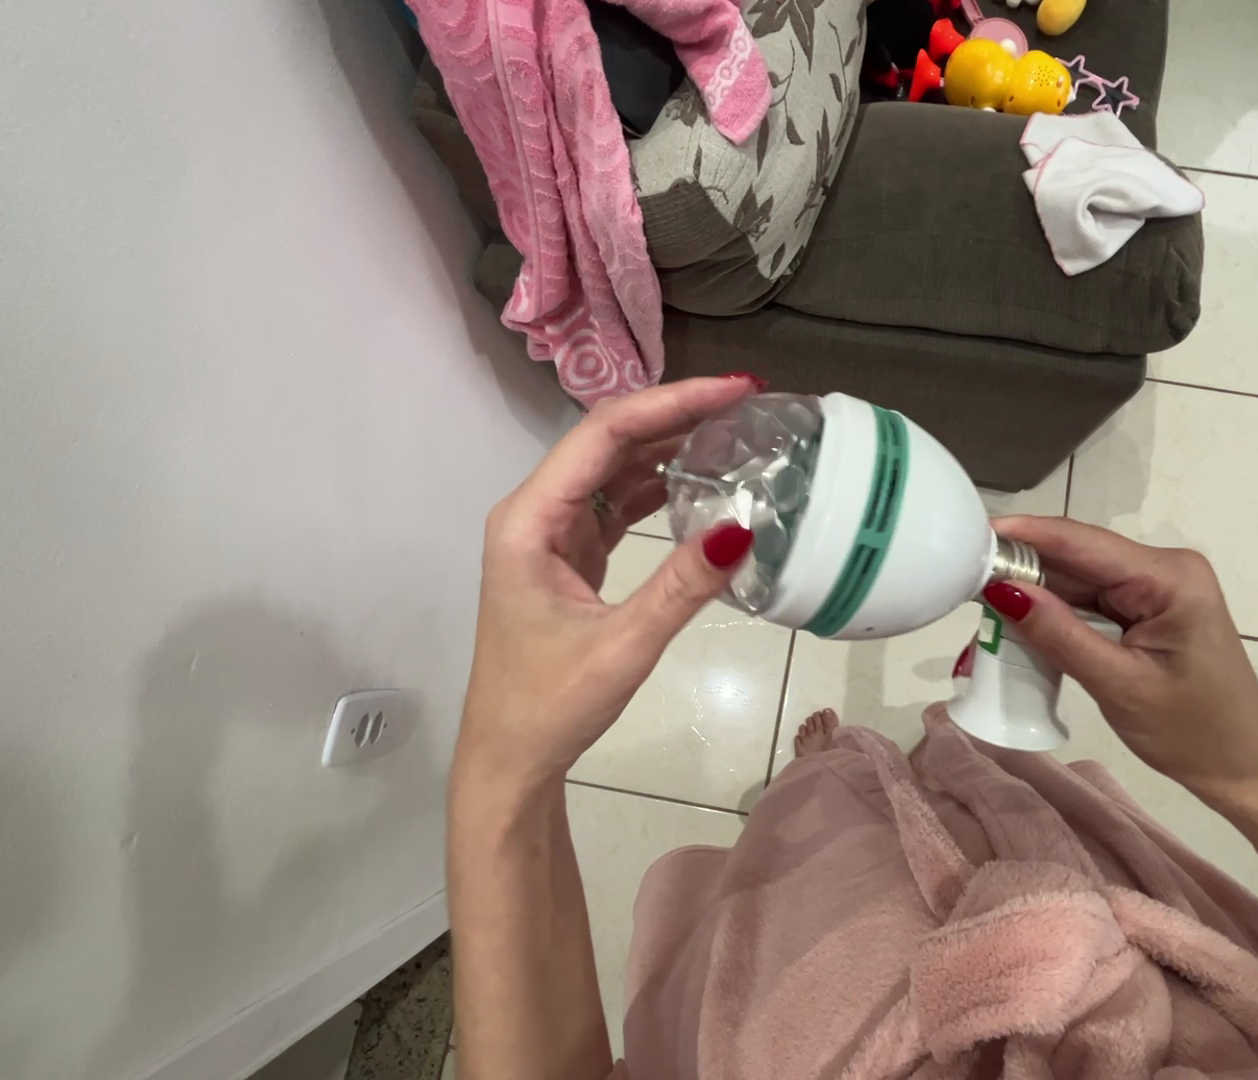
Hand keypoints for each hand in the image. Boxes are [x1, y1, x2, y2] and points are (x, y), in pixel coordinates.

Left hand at [459, 377, 761, 799]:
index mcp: (530, 520)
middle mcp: (536, 513)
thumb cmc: (551, 705)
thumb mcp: (623, 645)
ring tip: (732, 433)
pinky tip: (698, 482)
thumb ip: (681, 586)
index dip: (672, 403)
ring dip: (669, 447)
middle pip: (609, 441)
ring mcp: (552, 533)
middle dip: (676, 416)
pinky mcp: (570, 555)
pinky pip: (616, 504)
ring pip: (614, 469)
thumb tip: (743, 529)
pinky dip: (658, 488)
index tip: (736, 390)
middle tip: (747, 404)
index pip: (605, 435)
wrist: (511, 757)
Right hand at [984, 515, 1257, 807]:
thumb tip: (1000, 590)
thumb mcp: (1118, 684)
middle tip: (961, 578)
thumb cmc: (1191, 732)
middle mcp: (1162, 570)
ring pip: (1076, 579)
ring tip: (977, 599)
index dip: (1024, 535)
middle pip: (1076, 557)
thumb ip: (1057, 634)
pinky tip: (1016, 618)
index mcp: (1169, 578)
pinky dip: (1052, 611)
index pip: (1082, 543)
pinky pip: (1087, 600)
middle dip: (1020, 567)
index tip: (970, 535)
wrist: (1243, 769)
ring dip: (1032, 591)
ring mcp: (1154, 588)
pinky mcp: (1144, 609)